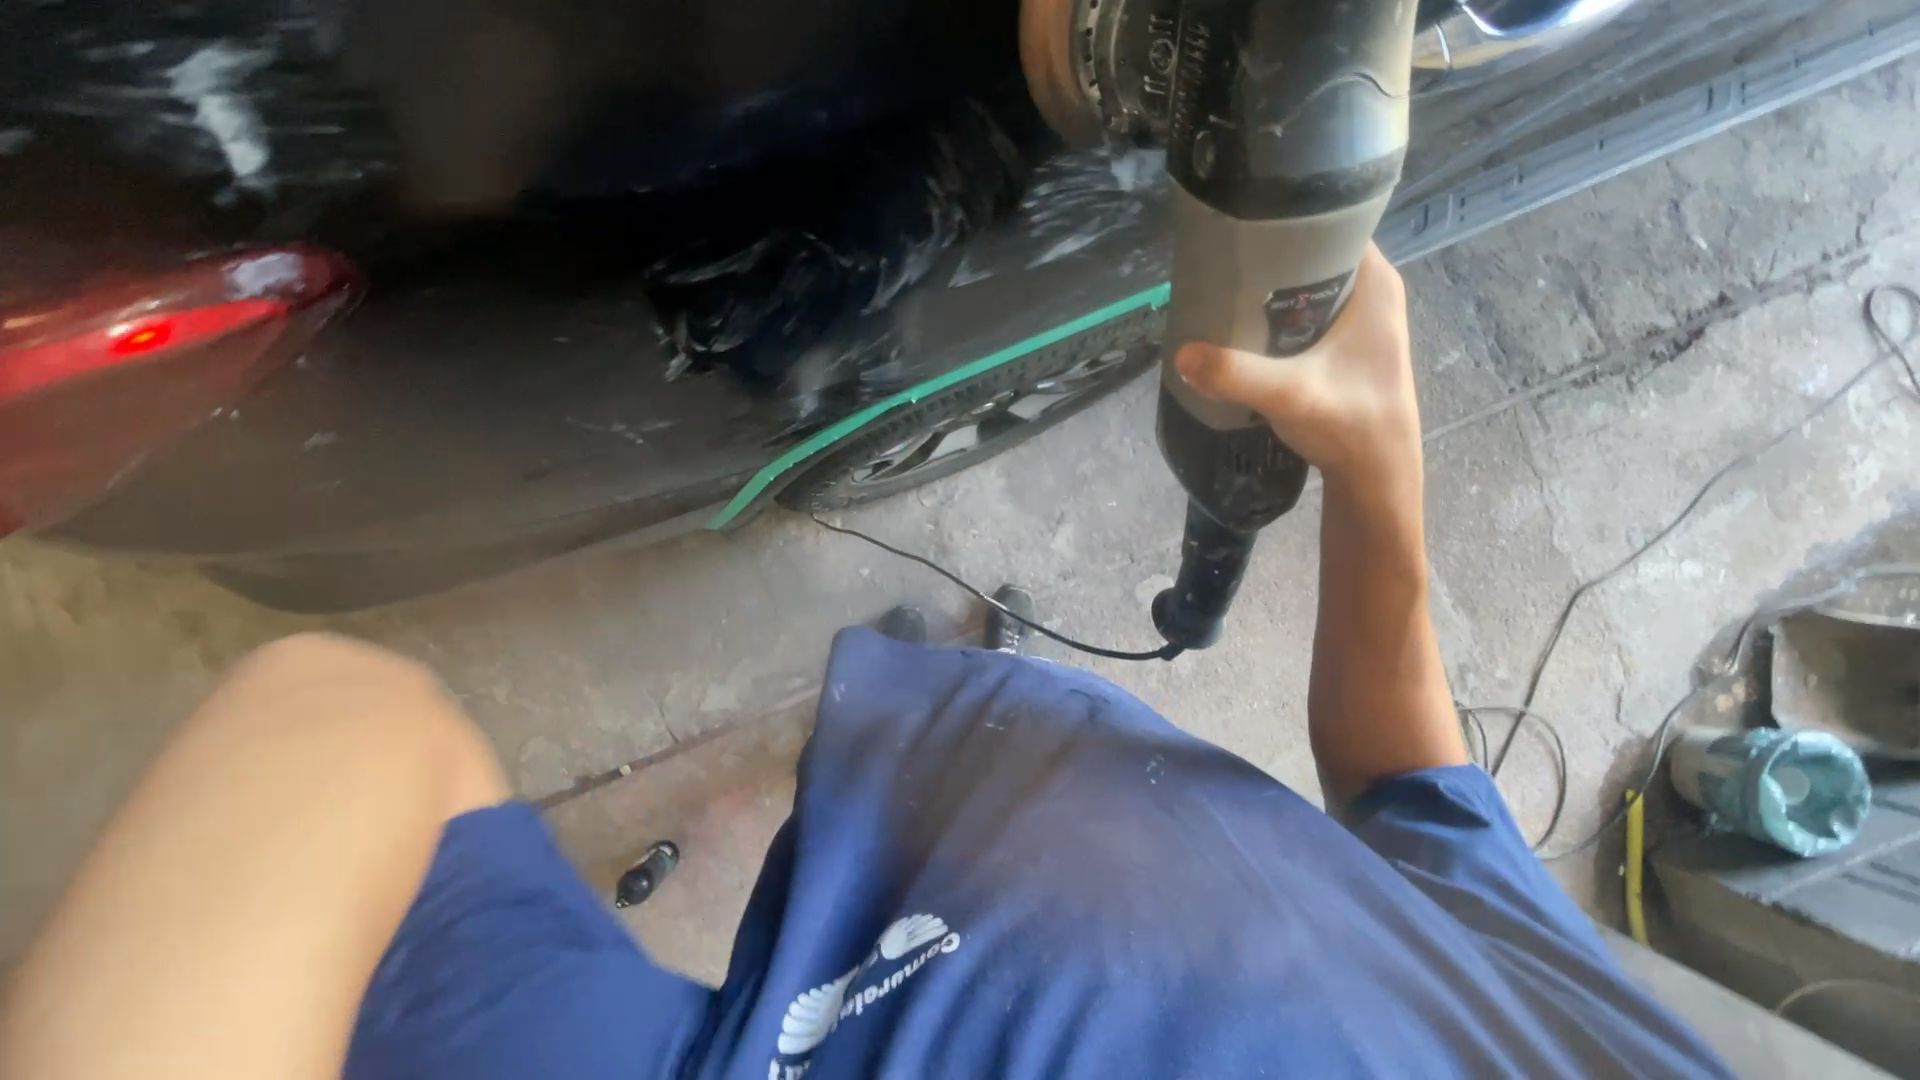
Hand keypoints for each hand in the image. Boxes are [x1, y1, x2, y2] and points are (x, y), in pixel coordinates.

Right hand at [1173, 245, 1419, 493]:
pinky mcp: (1341, 349)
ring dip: (1265, 294)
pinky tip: (1239, 332)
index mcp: (1375, 284)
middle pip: (1311, 256)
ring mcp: (1356, 323)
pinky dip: (1271, 321)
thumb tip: (1180, 355)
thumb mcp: (1292, 396)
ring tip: (1219, 296)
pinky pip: (1300, 317)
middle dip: (1265, 261)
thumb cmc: (1352, 426)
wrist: (1376, 478)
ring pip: (1303, 290)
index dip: (1285, 221)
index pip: (1331, 224)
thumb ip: (1238, 375)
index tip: (1237, 230)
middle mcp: (1370, 294)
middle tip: (1217, 268)